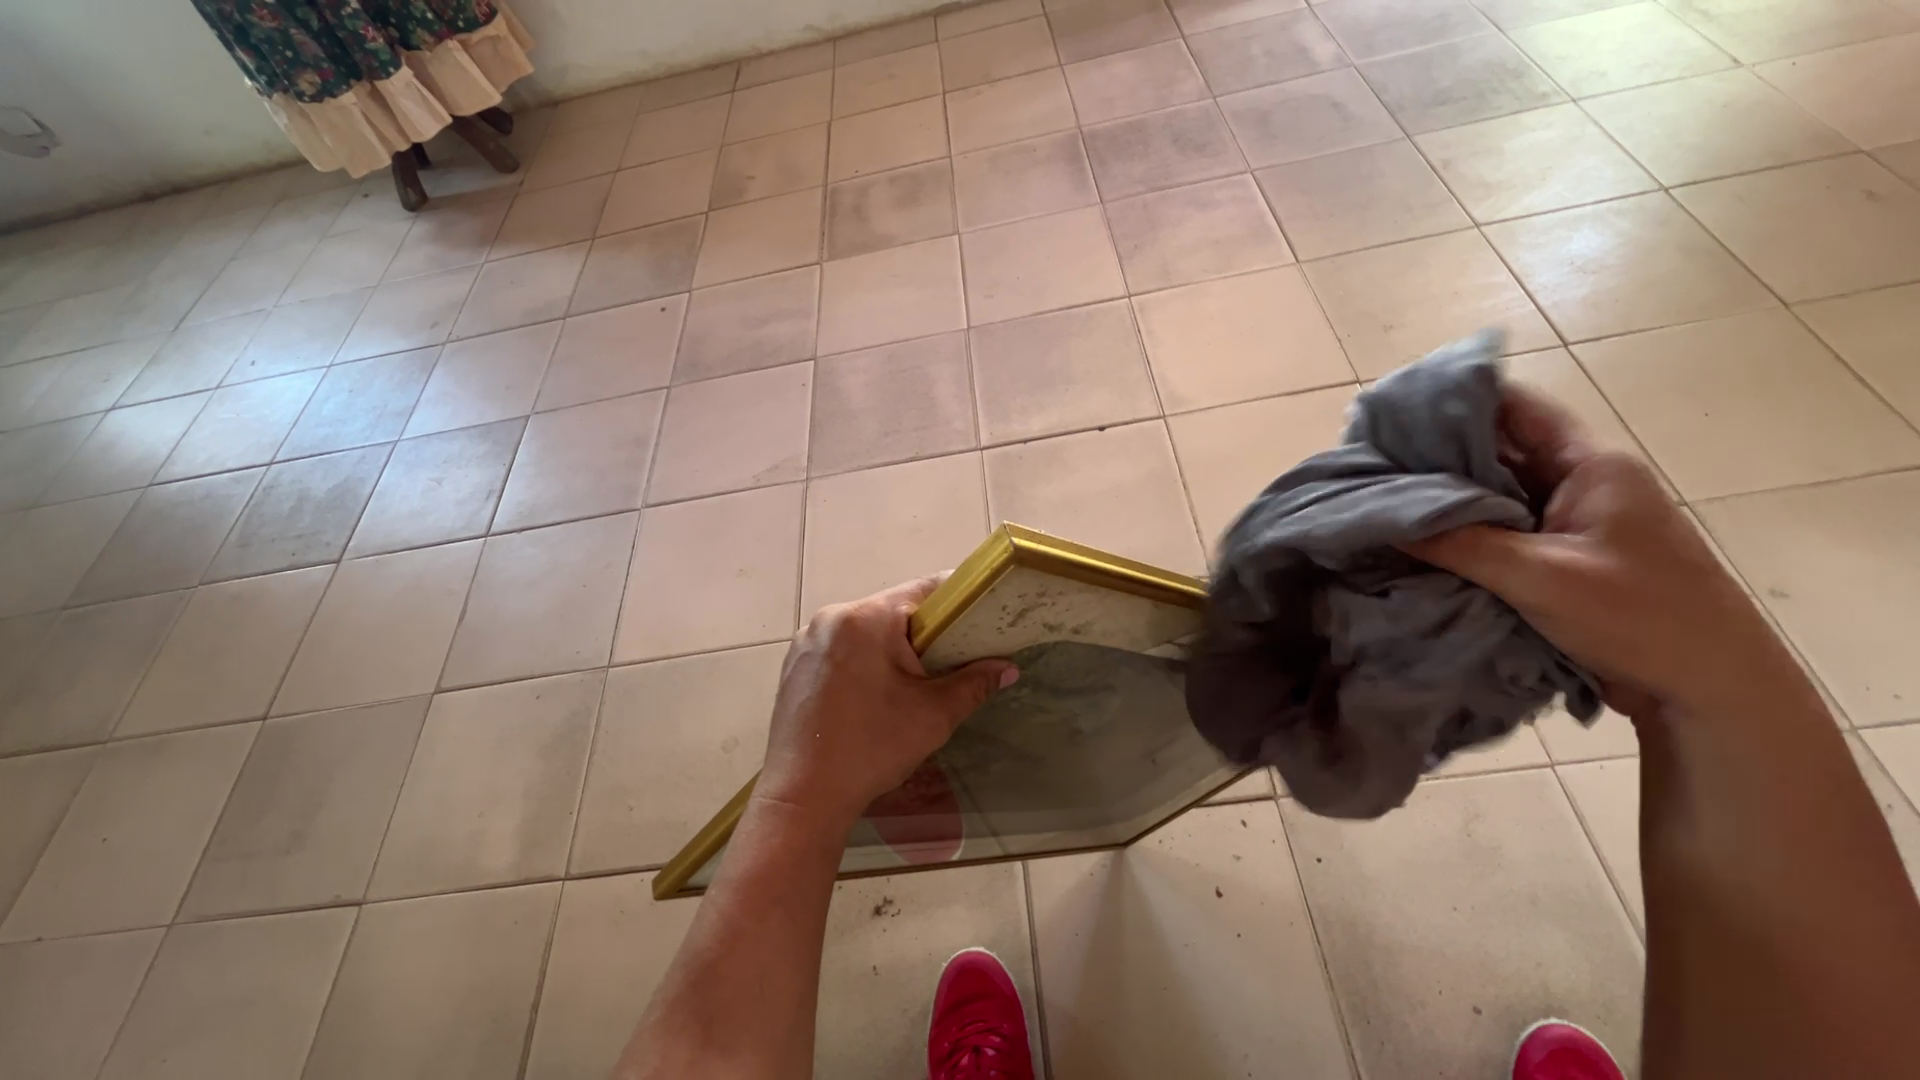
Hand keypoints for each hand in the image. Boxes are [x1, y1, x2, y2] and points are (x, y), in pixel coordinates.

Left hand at [754, 576, 1017, 831]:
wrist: (803, 797)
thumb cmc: (872, 749)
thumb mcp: (933, 715)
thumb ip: (974, 683)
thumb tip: (1007, 668)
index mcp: (866, 618)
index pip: (925, 589)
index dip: (959, 602)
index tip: (981, 620)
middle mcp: (831, 617)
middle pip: (893, 610)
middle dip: (925, 633)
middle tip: (953, 661)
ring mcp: (807, 640)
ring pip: (866, 630)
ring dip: (892, 649)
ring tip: (914, 683)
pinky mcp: (795, 664)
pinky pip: (842, 648)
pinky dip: (864, 661)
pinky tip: (874, 695)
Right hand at [1404, 386, 1802, 719]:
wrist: (1709, 688)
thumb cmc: (1640, 618)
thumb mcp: (1540, 577)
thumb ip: (1461, 543)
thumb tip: (1387, 520)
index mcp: (1590, 465)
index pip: (1516, 407)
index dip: (1458, 399)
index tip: (1397, 408)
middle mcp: (1579, 482)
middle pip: (1499, 448)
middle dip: (1438, 452)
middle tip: (1373, 458)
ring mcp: (1571, 521)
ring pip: (1496, 492)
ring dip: (1448, 495)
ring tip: (1383, 495)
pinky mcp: (1562, 557)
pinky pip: (1502, 529)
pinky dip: (1463, 531)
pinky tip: (1418, 538)